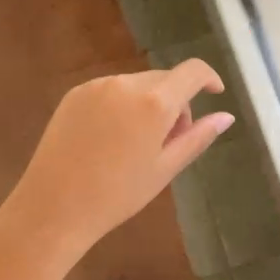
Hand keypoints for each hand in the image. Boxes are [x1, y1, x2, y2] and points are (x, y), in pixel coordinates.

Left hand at [4, 60, 234, 257]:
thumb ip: (198, 137)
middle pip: (164, 79)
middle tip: (170, 142)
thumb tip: (226, 116)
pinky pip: (111, 90)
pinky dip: (122, 105)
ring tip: (138, 145)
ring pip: (137, 84)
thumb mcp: (165, 169)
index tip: (214, 93)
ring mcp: (97, 86)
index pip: (192, 71)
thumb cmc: (117, 195)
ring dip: (149, 104)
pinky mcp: (75, 94)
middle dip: (176, 102)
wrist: (53, 208)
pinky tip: (111, 140)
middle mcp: (126, 84)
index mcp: (154, 103)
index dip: (208, 77)